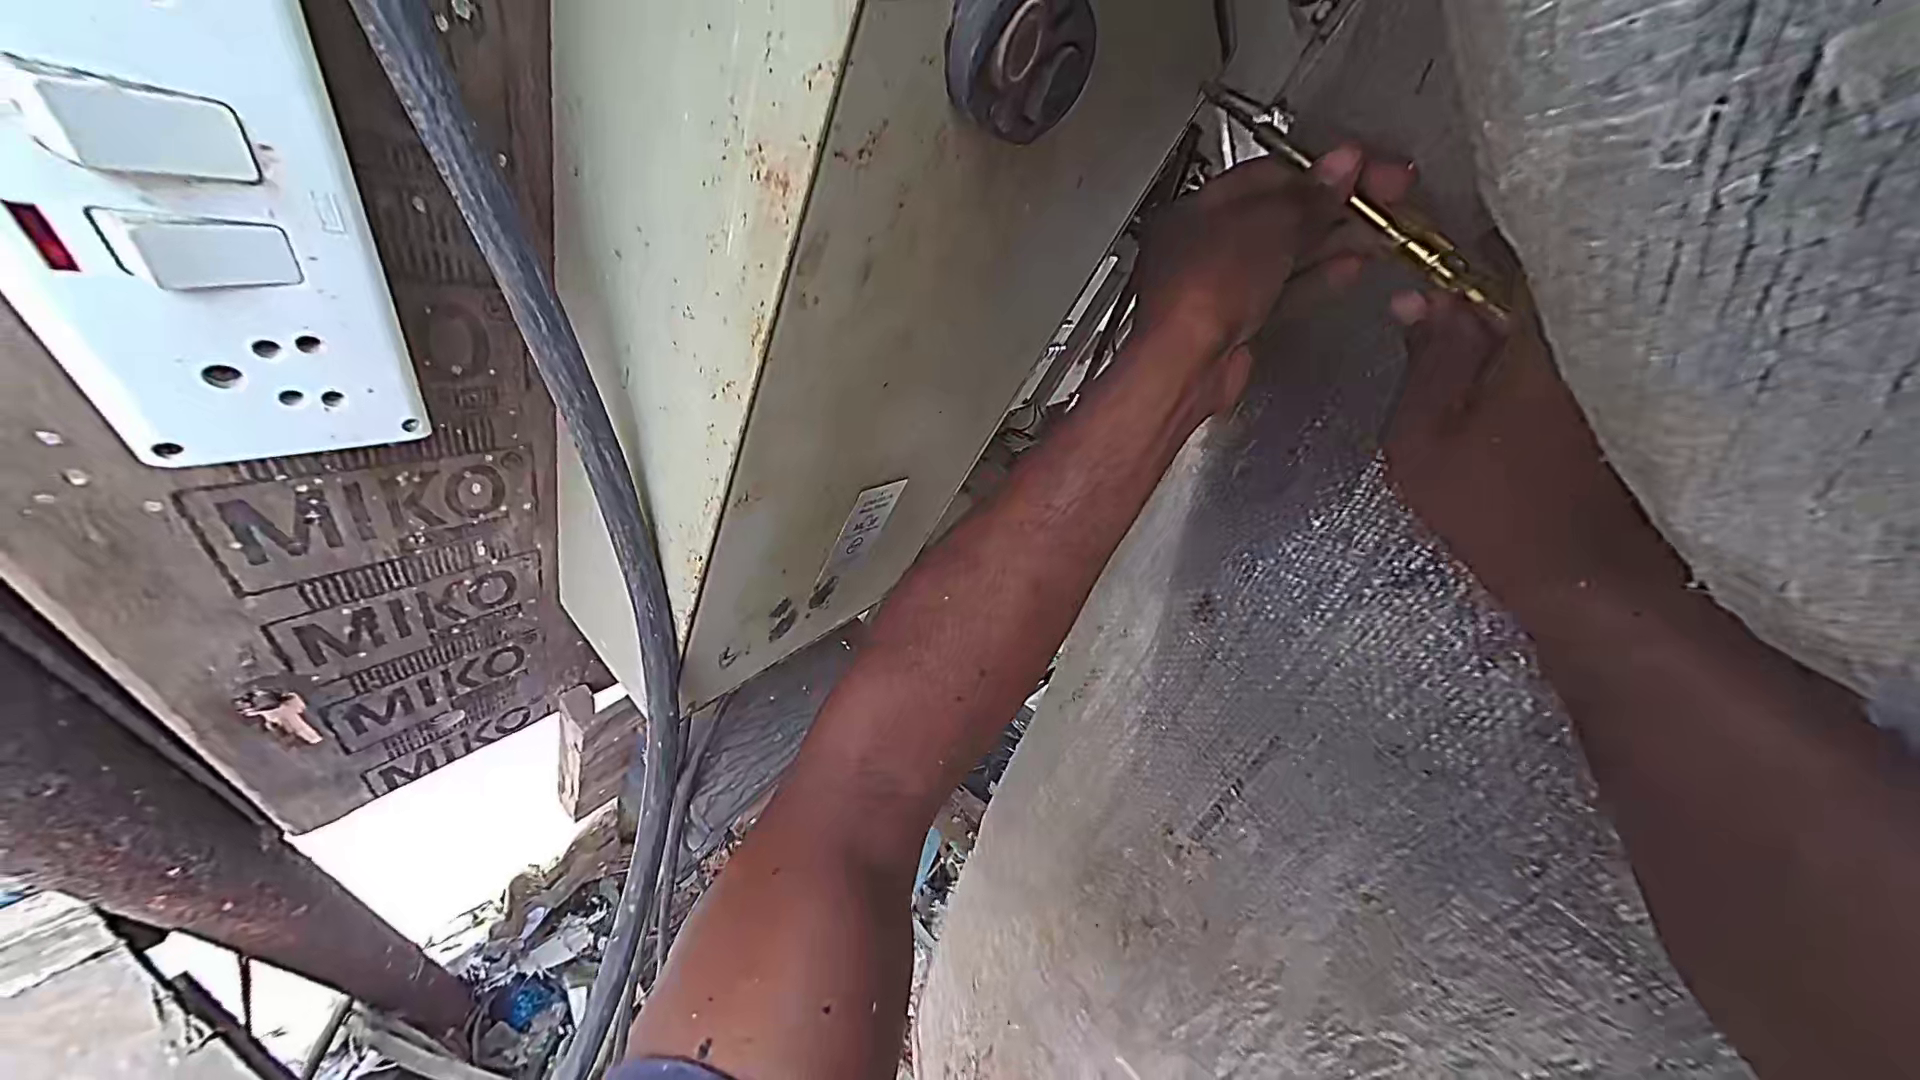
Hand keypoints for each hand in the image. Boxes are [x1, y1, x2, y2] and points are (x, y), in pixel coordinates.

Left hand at [1130, 146, 1415, 414]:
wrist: (1185, 365)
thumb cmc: (1198, 297)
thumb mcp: (1266, 227)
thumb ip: (1307, 197)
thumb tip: (1339, 169)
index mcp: (1193, 212)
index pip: (1267, 175)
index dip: (1319, 169)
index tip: (1362, 167)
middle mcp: (1199, 249)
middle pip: (1277, 215)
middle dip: (1332, 204)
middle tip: (1380, 197)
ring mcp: (1215, 289)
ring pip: (1282, 256)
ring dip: (1331, 240)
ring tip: (1377, 230)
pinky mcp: (1232, 325)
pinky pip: (1281, 292)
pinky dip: (1315, 277)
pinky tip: (1348, 266)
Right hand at [1383, 285, 1684, 610]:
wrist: (1581, 572)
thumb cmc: (1489, 504)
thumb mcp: (1422, 435)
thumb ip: (1427, 359)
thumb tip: (1415, 297)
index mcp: (1545, 333)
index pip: (1513, 253)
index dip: (1468, 255)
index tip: (1436, 273)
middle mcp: (1602, 333)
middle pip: (1545, 279)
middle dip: (1492, 292)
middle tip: (1445, 327)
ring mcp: (1630, 361)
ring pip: (1567, 312)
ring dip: (1519, 323)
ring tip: (1475, 358)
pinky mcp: (1640, 392)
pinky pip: (1588, 344)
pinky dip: (1549, 351)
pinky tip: (1514, 388)